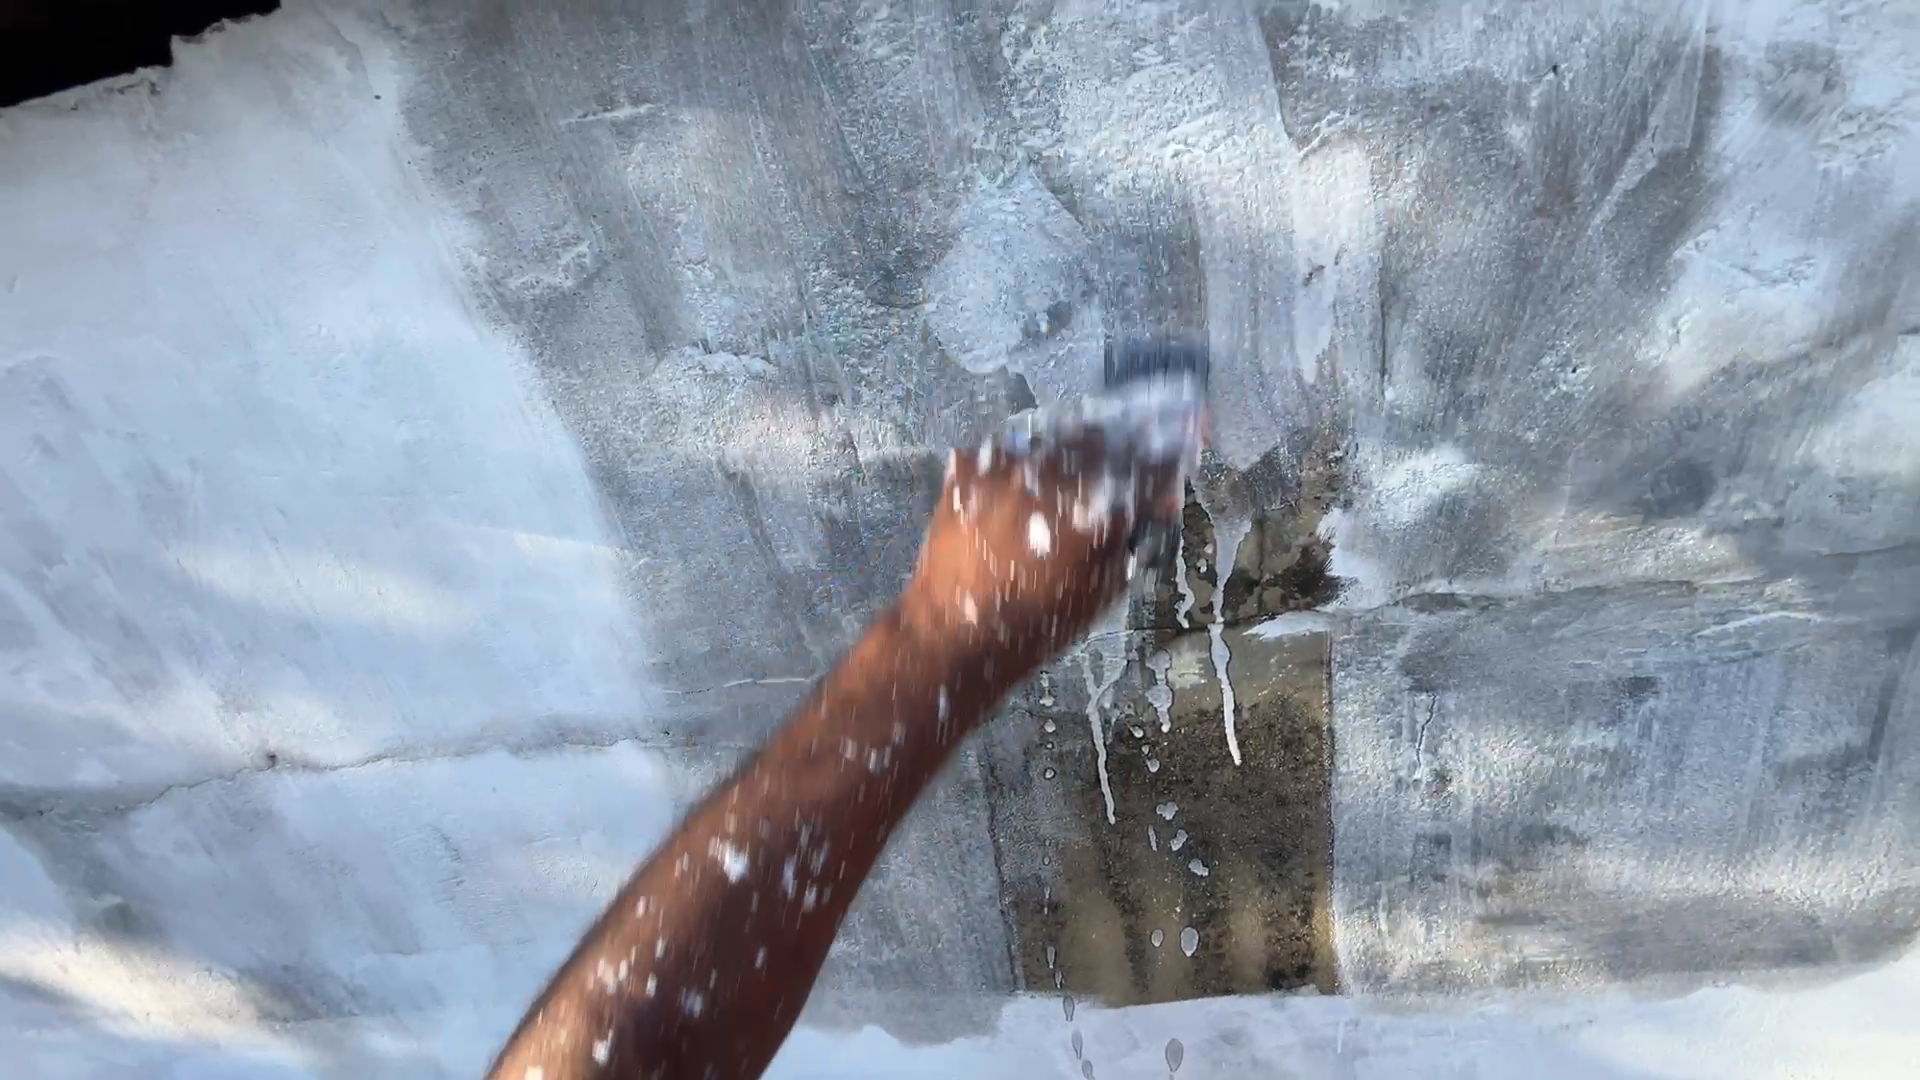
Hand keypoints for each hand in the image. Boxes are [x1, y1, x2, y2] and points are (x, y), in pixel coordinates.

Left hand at [901, 407, 1193, 675]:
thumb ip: (1133, 537)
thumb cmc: (1037, 623)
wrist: (956, 632)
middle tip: (1141, 434)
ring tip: (1075, 465)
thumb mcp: (1104, 588)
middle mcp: (1053, 472)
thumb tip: (1155, 504)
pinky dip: (1022, 461)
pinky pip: (1007, 450)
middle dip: (1127, 437)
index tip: (1192, 428)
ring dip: (1074, 447)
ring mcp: (1005, 464)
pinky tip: (1025, 479)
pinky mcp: (969, 466)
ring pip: (1055, 437)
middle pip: (1104, 437)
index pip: (1150, 462)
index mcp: (1097, 506)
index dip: (1174, 447)